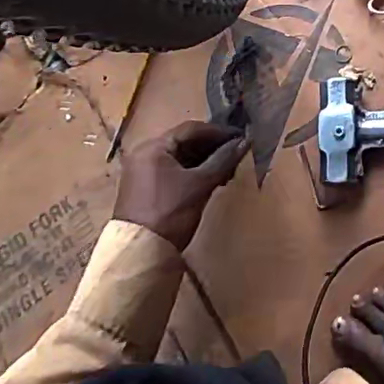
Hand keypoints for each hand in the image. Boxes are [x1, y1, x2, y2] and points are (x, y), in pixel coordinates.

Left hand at [113, 121, 247, 249]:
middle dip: (211, 148)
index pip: (190, 129)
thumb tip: (243, 142)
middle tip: (235, 154)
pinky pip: (171, 171)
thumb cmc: (170, 213)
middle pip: (183, 142)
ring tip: (226, 170)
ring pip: (178, 158)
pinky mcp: (144, 188)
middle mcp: (144, 153)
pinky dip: (191, 173)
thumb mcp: (199, 185)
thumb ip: (222, 160)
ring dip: (203, 162)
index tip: (239, 137)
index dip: (217, 132)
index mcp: (153, 146)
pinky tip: (209, 181)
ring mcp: (142, 171)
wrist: (140, 253)